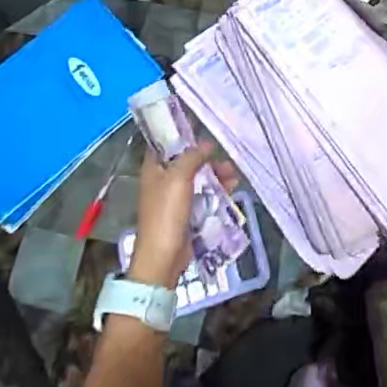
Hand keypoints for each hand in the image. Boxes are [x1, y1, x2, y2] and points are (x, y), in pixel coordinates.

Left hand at [128, 141, 238, 287]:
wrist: (164, 256)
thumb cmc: (166, 213)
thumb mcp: (178, 178)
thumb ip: (192, 157)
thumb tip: (206, 144)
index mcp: (154, 168)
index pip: (166, 143)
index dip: (183, 136)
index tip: (205, 131)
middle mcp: (163, 179)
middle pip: (188, 161)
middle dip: (208, 159)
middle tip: (226, 161)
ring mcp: (175, 196)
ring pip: (199, 177)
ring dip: (216, 174)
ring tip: (233, 176)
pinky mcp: (187, 211)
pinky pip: (204, 193)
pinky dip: (217, 189)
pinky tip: (231, 187)